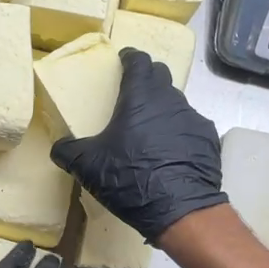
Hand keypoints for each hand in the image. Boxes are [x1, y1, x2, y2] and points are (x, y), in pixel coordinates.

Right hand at [50, 48, 227, 242]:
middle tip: (135, 91)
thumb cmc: (130, 178)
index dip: (131, 58)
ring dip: (163, 109)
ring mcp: (193, 120)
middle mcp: (170, 100)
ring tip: (151, 128)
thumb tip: (59, 147)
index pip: (139, 62)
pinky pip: (191, 128)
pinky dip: (180, 133)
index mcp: (141, 97)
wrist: (180, 209)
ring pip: (177, 104)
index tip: (125, 59)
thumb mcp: (88, 166)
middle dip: (148, 78)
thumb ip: (69, 151)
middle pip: (161, 77)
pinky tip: (172, 153)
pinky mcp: (208, 141)